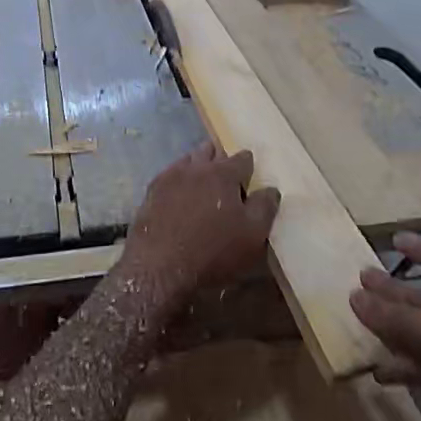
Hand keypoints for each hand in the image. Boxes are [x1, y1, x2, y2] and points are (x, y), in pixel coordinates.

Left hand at [125, 143, 279, 293]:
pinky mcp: (150, 193)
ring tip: (202, 185)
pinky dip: (178, 181)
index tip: (250, 176)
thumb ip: (264, 208)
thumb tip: (270, 189)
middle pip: (211, 152)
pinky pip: (168, 177)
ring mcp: (169, 178)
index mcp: (223, 174)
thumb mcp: (252, 235)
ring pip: (188, 161)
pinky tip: (179, 196)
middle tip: (226, 178)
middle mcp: (195, 168)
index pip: (242, 158)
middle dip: (220, 159)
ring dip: (197, 167)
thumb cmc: (212, 252)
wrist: (159, 268)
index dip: (249, 167)